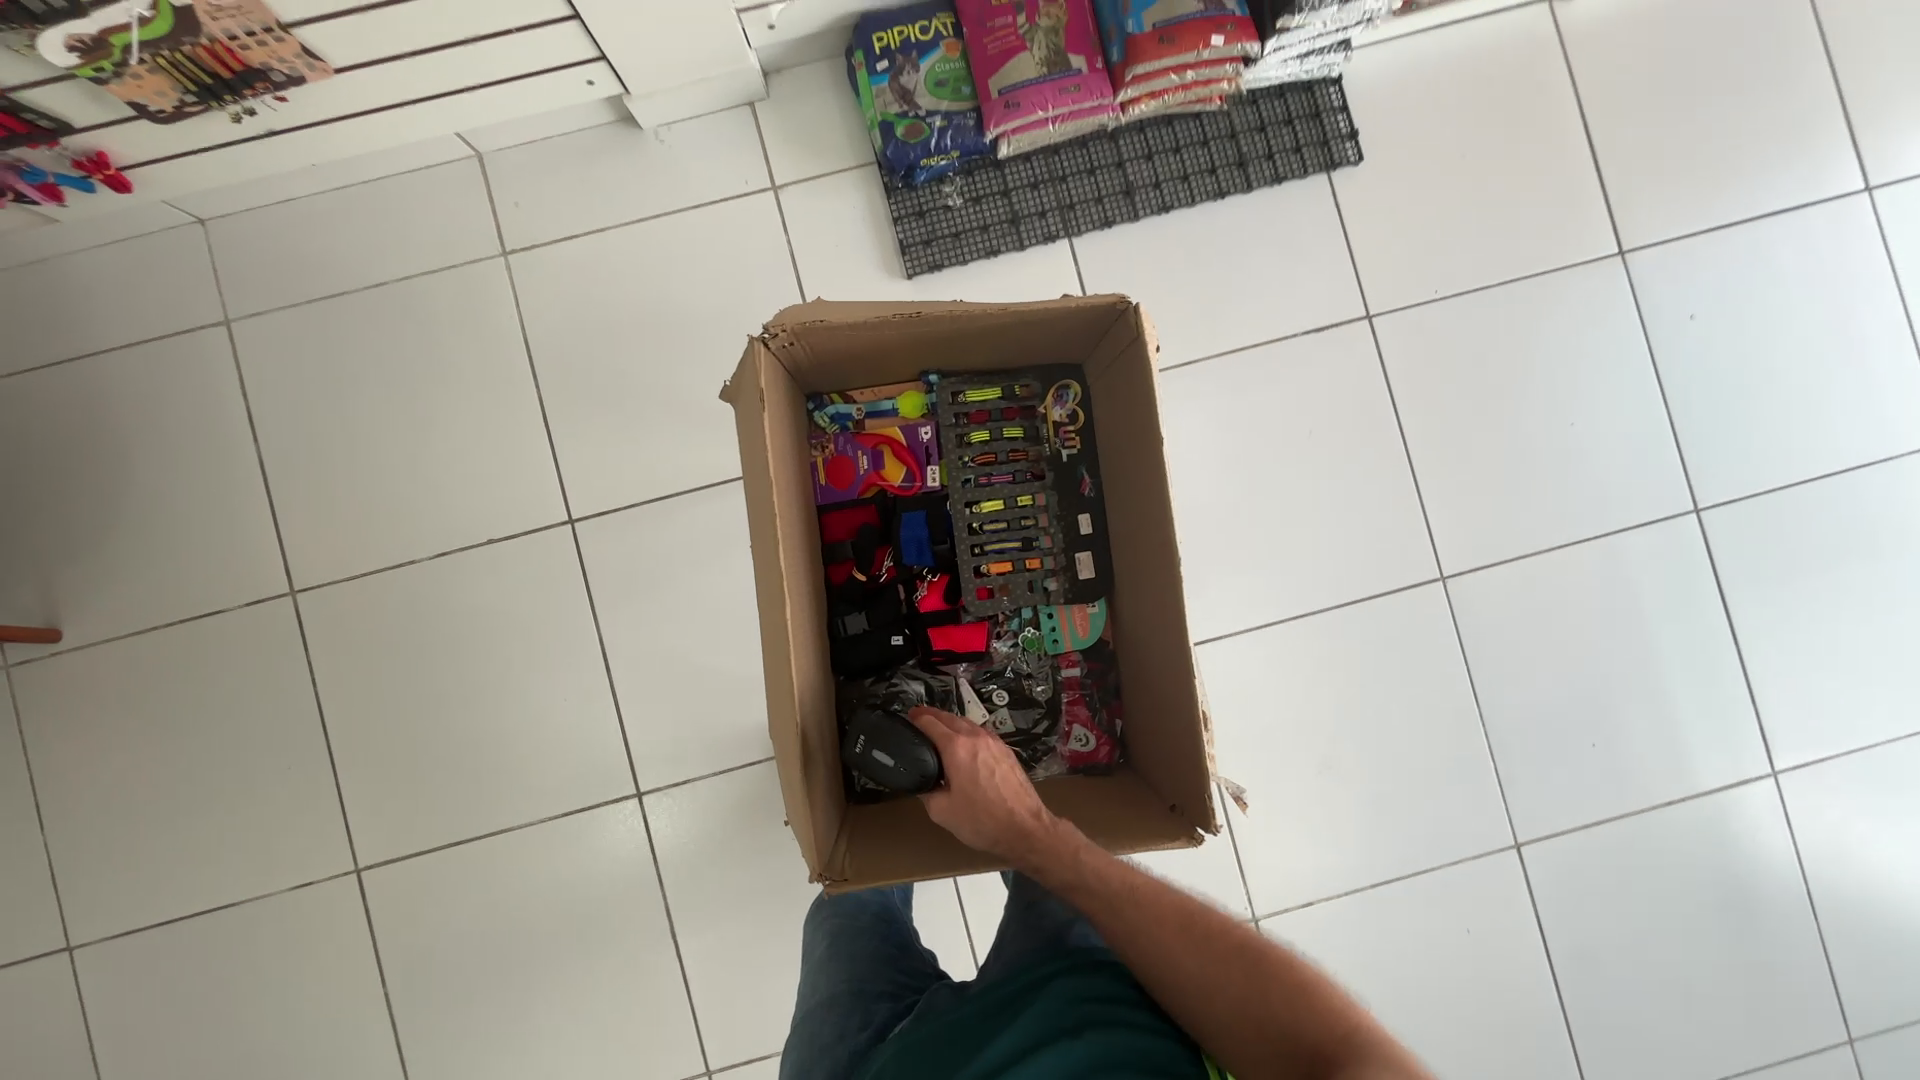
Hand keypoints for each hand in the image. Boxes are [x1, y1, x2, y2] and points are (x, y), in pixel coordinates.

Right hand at [908, 706, 1062, 864]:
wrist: (1025, 828)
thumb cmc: (983, 821)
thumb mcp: (942, 812)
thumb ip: (927, 792)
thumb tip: (923, 783)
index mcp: (957, 748)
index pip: (931, 723)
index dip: (916, 718)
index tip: (908, 717)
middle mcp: (976, 737)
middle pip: (949, 717)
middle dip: (932, 715)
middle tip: (919, 717)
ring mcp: (994, 742)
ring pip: (968, 722)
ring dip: (951, 722)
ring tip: (939, 729)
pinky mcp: (1006, 750)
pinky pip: (981, 732)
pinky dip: (968, 731)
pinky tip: (965, 743)